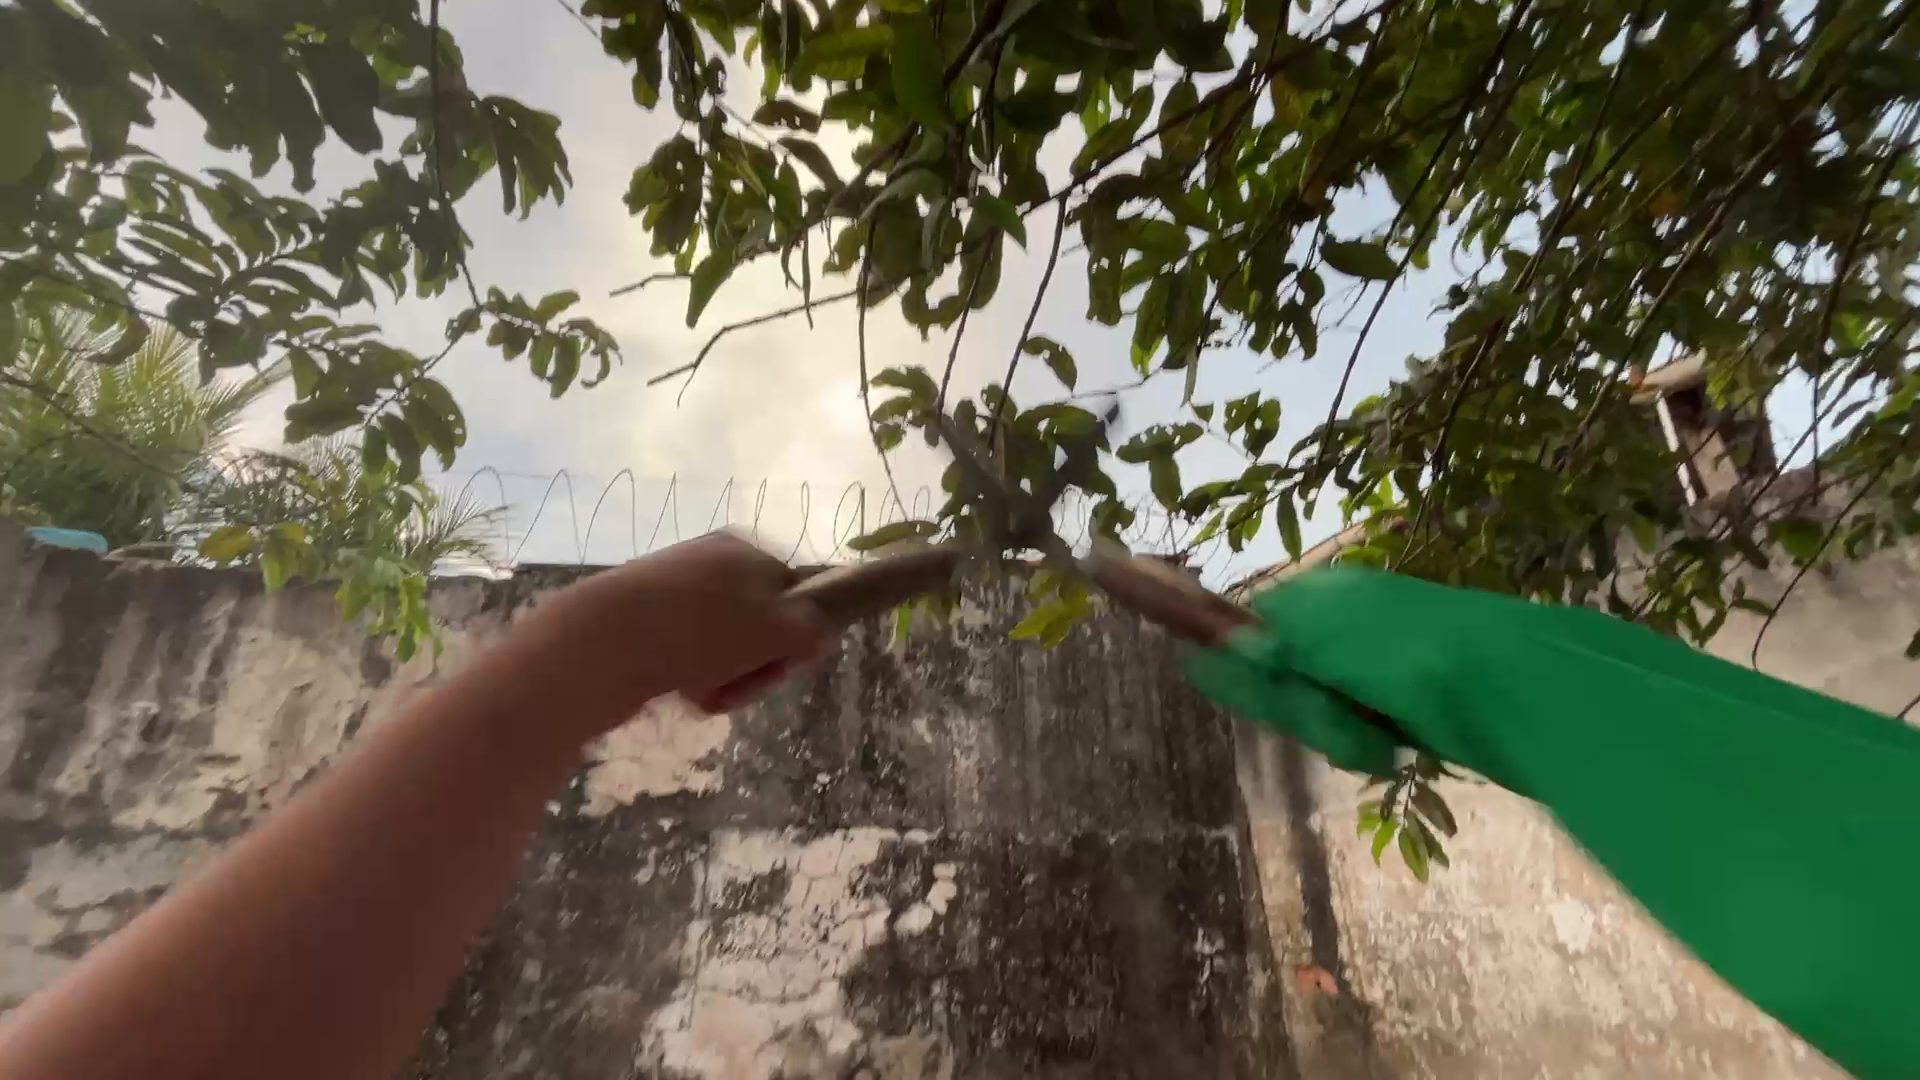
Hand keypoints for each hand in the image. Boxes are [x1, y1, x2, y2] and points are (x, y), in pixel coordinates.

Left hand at [502, 532, 829, 738]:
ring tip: (708, 694)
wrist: (602, 645)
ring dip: (727, 673)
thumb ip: (811, 631)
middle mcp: (711, 560)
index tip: (783, 664)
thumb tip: (819, 634)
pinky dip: (692, 672)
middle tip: (741, 687)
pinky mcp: (639, 616)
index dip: (794, 634)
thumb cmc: (704, 631)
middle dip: (756, 661)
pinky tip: (682, 690)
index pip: (792, 593)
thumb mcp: (780, 631)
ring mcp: (671, 586)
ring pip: (721, 641)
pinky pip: (684, 648)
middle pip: (756, 621)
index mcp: (746, 550)